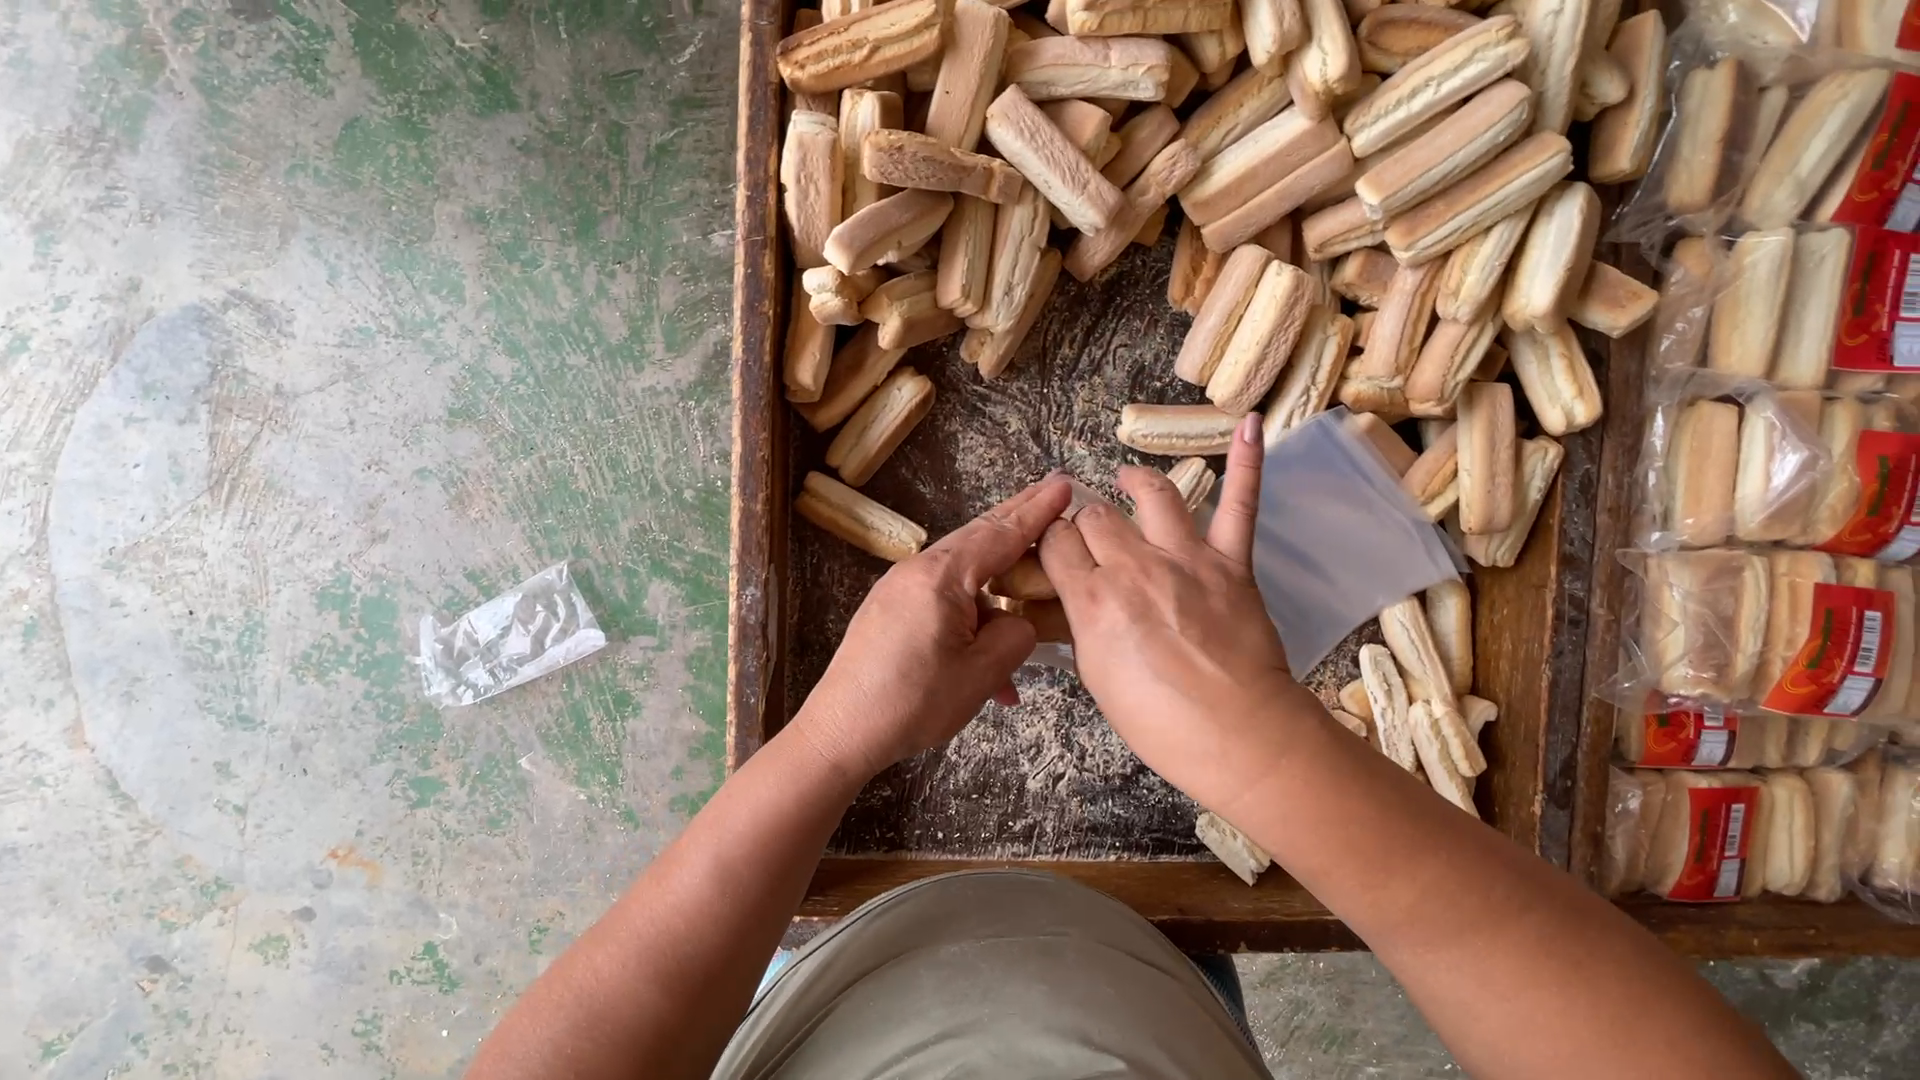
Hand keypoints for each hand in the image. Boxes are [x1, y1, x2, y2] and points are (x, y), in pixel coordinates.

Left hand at [792, 476, 1073, 781]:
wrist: (842, 730)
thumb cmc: (912, 702)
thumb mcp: (981, 673)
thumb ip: (1014, 636)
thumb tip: (1017, 622)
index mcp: (941, 576)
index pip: (1001, 534)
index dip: (1037, 512)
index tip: (1064, 485)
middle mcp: (917, 571)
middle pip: (978, 537)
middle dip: (1018, 517)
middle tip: (1052, 493)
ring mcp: (899, 589)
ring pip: (962, 572)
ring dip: (998, 579)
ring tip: (1030, 576)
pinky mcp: (890, 610)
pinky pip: (942, 598)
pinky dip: (972, 613)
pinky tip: (988, 657)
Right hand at [1039, 413, 1321, 813]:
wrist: (1239, 736)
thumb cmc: (1160, 722)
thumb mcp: (1097, 677)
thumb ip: (1081, 625)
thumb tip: (1072, 599)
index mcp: (1094, 600)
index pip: (1056, 543)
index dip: (1051, 541)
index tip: (1054, 549)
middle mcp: (1135, 567)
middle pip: (1096, 516)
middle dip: (1085, 521)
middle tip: (1089, 535)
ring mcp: (1187, 559)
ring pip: (1152, 494)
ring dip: (1134, 481)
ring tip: (1127, 480)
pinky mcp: (1232, 563)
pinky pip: (1239, 504)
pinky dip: (1246, 462)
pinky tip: (1248, 423)